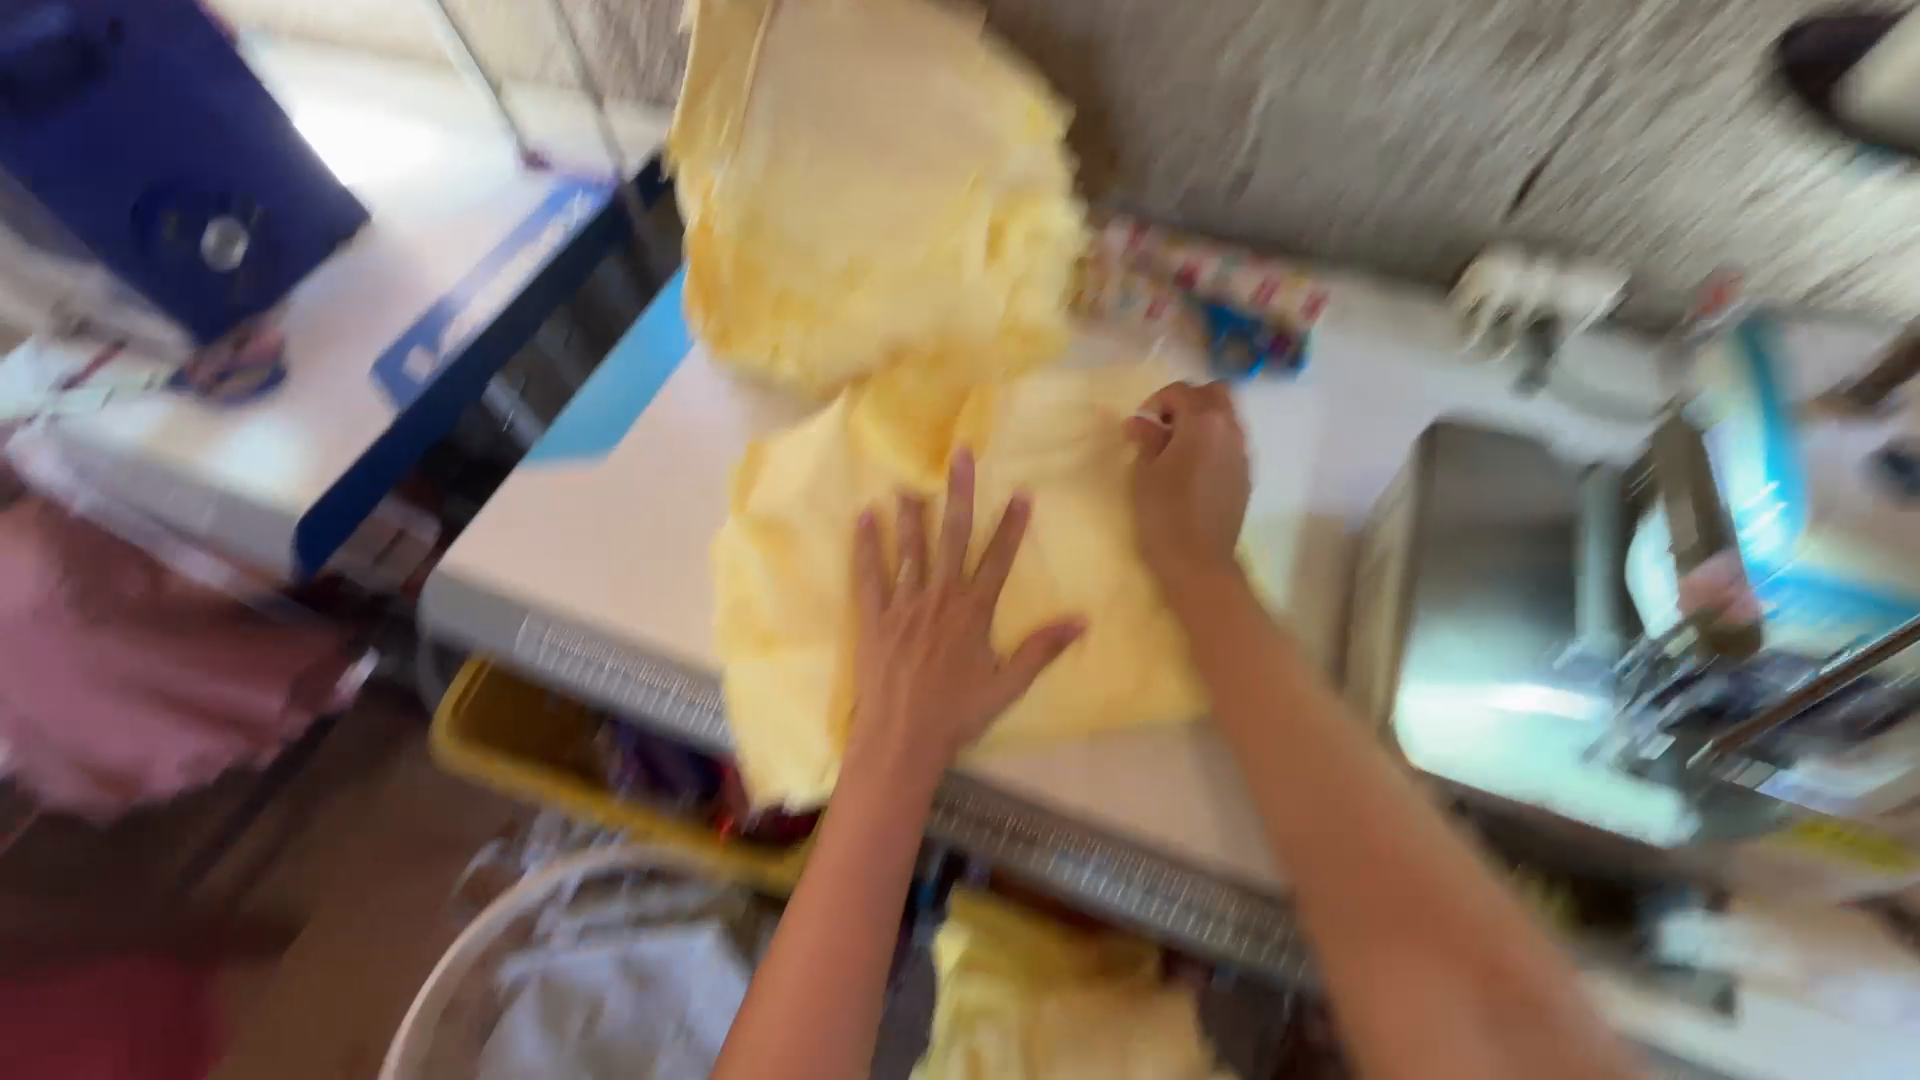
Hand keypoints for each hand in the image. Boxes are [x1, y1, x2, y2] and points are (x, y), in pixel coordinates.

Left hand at [846, 449, 1084, 791]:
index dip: (1011, 526)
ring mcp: (904, 605)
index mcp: (973, 613)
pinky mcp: (875, 618)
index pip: (998, 560)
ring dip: (911, 512)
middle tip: (959, 456)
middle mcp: (940, 598)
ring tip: (909, 478)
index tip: (1020, 493)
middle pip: (953, 537)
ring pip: (910, 548)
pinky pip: (870, 575)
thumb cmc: (958, 714)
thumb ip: (1042, 650)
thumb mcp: (1008, 686)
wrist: (902, 738)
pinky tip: (864, 517)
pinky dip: (867, 546)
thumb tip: (1081, 621)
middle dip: (959, 494)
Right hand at [1124, 381, 1251, 586]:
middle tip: (1163, 427)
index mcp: (1203, 422)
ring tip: (1176, 449)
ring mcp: (1242, 453)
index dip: (1156, 402)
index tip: (1140, 427)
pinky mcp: (1245, 476)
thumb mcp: (1144, 473)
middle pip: (1215, 393)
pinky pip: (1231, 443)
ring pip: (1227, 417)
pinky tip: (1193, 469)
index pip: (1180, 391)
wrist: (1198, 561)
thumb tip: (1140, 423)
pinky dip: (1213, 443)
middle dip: (1188, 402)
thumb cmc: (1163, 513)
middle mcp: (1230, 430)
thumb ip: (1146, 440)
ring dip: (1203, 422)